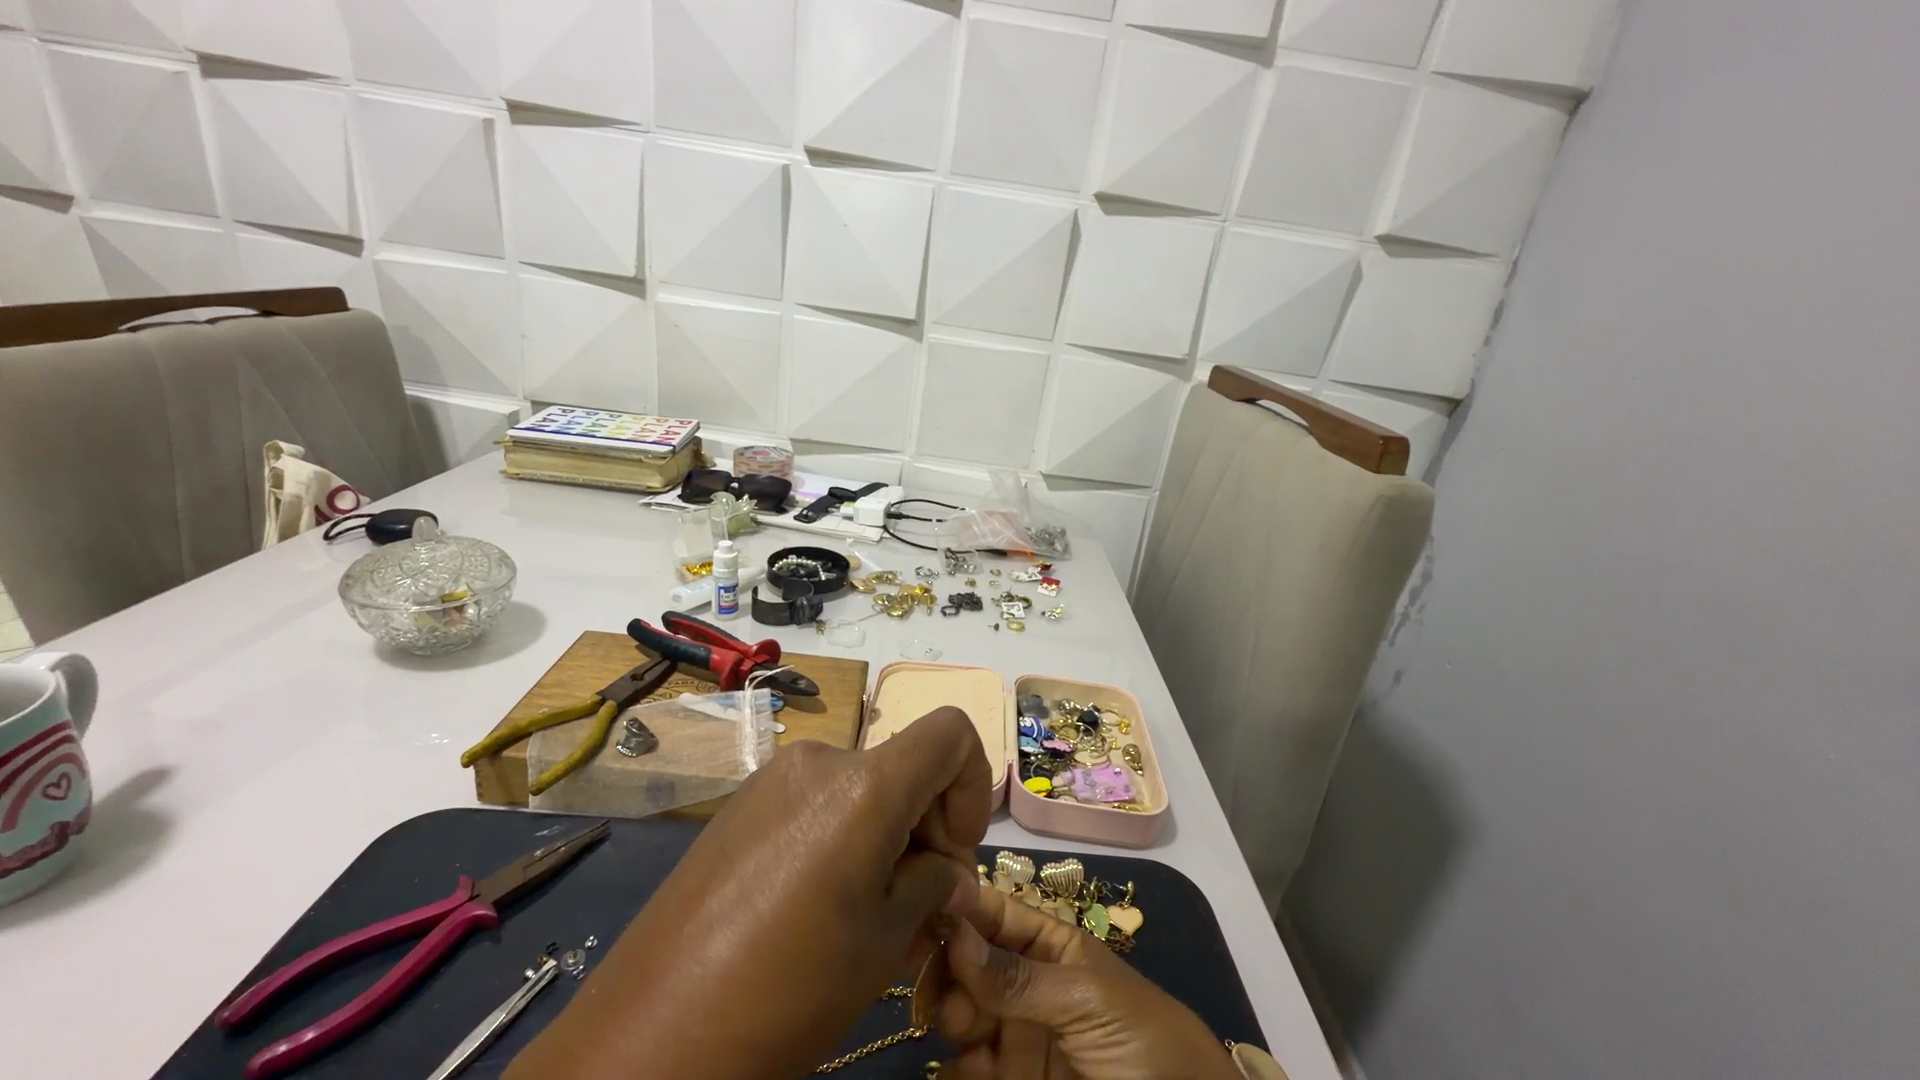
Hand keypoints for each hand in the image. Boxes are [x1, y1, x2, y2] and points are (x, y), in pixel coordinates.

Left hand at [506, 706, 994, 1079]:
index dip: (971, 783)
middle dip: (927, 825)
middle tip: (921, 901)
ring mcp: (770, 782)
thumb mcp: (885, 939)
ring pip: (859, 790)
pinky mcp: (738, 809)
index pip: (950, 730)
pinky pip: (814, 806)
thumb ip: (931, 885)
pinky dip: (840, 839)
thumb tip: (945, 872)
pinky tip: (820, 906)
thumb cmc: (792, 985)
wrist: (655, 1028)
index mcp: (864, 783)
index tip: (954, 851)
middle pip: (902, 767)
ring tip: (870, 913)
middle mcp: (818, 762)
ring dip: (884, 837)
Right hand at [936, 884, 1240, 1079]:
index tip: (920, 912)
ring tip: (961, 1027)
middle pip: (964, 962)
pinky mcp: (1011, 1078)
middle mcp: (1024, 982)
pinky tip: (967, 1068)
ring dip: (949, 1014)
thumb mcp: (1086, 999)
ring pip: (959, 1011)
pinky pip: (966, 1066)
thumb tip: (952, 931)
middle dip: (947, 968)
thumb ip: (1017, 974)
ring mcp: (1015, 1031)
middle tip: (942, 988)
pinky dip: (957, 1066)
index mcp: (1049, 944)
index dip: (956, 908)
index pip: (991, 913)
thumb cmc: (1144, 1040)